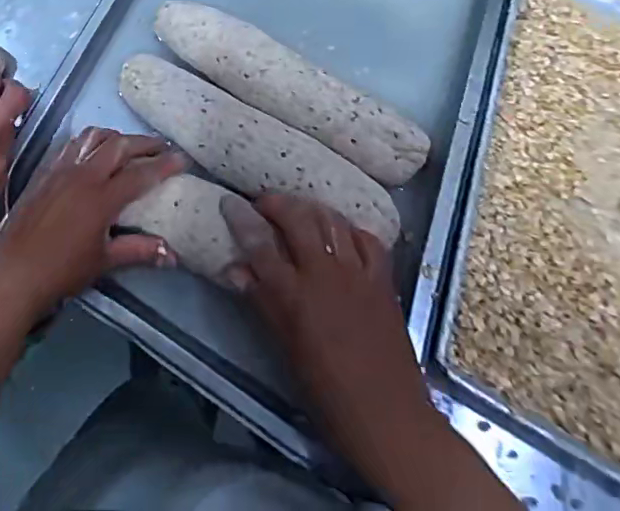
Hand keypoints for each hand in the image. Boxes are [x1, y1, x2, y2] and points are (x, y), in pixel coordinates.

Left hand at [0, 127, 185, 324]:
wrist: (14, 270)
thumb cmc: (61, 270)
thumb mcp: (103, 261)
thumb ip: (138, 250)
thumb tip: (172, 253)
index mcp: (102, 197)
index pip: (140, 174)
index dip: (164, 165)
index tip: (182, 158)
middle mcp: (83, 176)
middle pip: (118, 146)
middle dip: (143, 143)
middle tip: (160, 146)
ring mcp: (61, 170)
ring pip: (92, 138)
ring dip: (115, 136)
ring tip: (129, 144)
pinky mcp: (45, 172)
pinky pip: (71, 145)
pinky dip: (89, 141)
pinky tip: (93, 151)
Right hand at [222, 195, 420, 459]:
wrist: (388, 416)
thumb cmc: (327, 392)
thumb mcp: (285, 349)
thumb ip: (262, 303)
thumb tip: (235, 270)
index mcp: (294, 295)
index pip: (260, 244)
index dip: (242, 219)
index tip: (230, 203)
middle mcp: (325, 274)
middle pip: (297, 220)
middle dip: (276, 203)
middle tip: (263, 204)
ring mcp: (358, 274)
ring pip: (332, 222)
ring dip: (311, 209)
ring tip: (298, 209)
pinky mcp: (384, 281)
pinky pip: (368, 240)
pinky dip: (350, 229)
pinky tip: (341, 232)